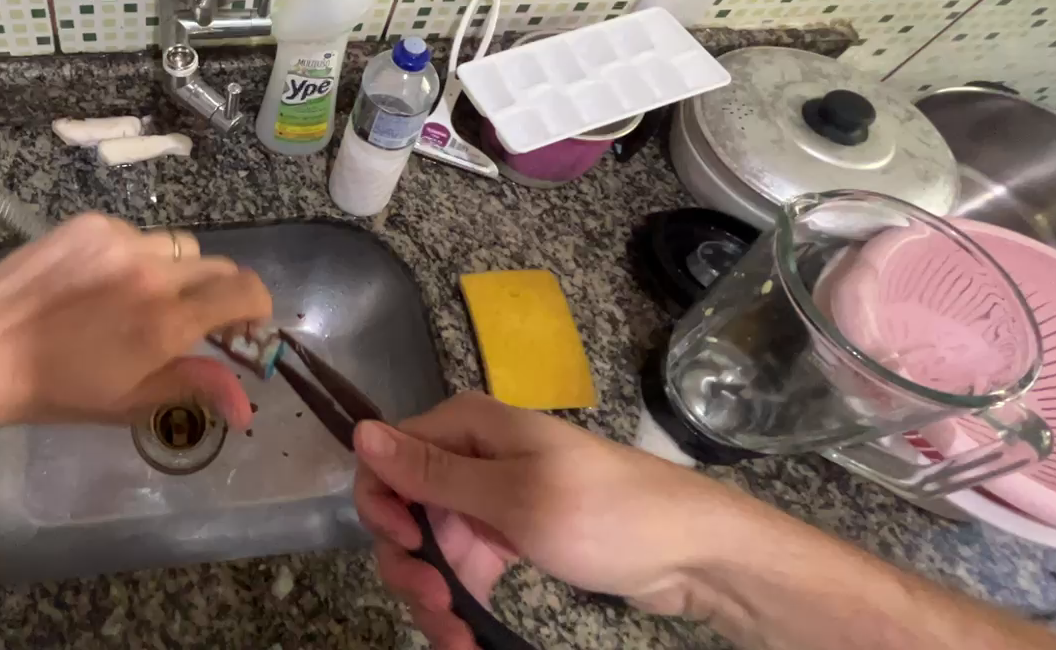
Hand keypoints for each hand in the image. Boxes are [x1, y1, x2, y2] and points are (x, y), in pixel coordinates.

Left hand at [0, 214, 271, 430]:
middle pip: (217, 266)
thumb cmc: (56, 388)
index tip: (243, 324)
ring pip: (177, 247)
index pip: (243, 291)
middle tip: (190, 318)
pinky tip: (100, 280)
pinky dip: (133, 255)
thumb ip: (194, 387)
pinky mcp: (92, 223)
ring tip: (136, 298)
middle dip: (217, 292)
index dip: (255, 306)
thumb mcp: (128, 399)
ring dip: (175, 272)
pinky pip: (135, 234)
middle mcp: (151, 272)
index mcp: (165, 321)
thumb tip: (246, 404)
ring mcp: (119, 240)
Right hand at [353, 394, 753, 647]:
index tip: (405, 551)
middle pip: (405, 504)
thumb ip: (432, 473)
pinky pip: (463, 562)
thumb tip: (359, 433)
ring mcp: (488, 494)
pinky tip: (467, 638)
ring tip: (456, 639)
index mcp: (464, 427)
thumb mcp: (513, 498)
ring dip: (433, 591)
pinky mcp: (507, 532)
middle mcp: (467, 454)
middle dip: (409, 561)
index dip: (381, 504)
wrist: (697, 555)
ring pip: (430, 541)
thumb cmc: (604, 515)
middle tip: (436, 609)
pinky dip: (460, 600)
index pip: (388, 455)